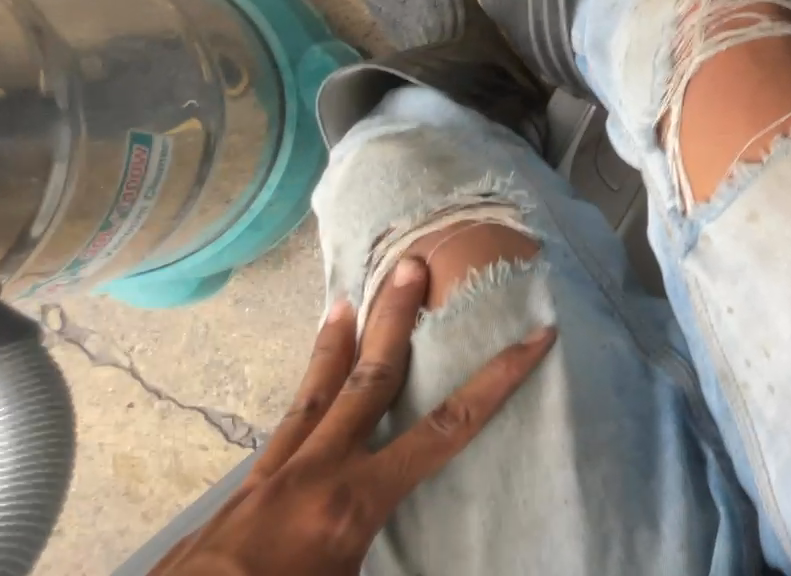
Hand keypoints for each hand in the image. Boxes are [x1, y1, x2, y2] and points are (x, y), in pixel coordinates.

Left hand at [152, 258, 555, 575]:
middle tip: (409, 266)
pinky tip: (305, 399)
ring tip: (344, 301)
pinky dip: (299, 404)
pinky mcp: (232, 500)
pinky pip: (279, 435)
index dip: (499, 378)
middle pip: (367, 380)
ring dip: (334, 346)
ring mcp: (266, 481)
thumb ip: (392, 554)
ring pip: (311, 398)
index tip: (537, 337)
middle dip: (394, 320)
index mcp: (354, 501)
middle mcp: (315, 474)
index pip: (447, 426)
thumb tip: (449, 565)